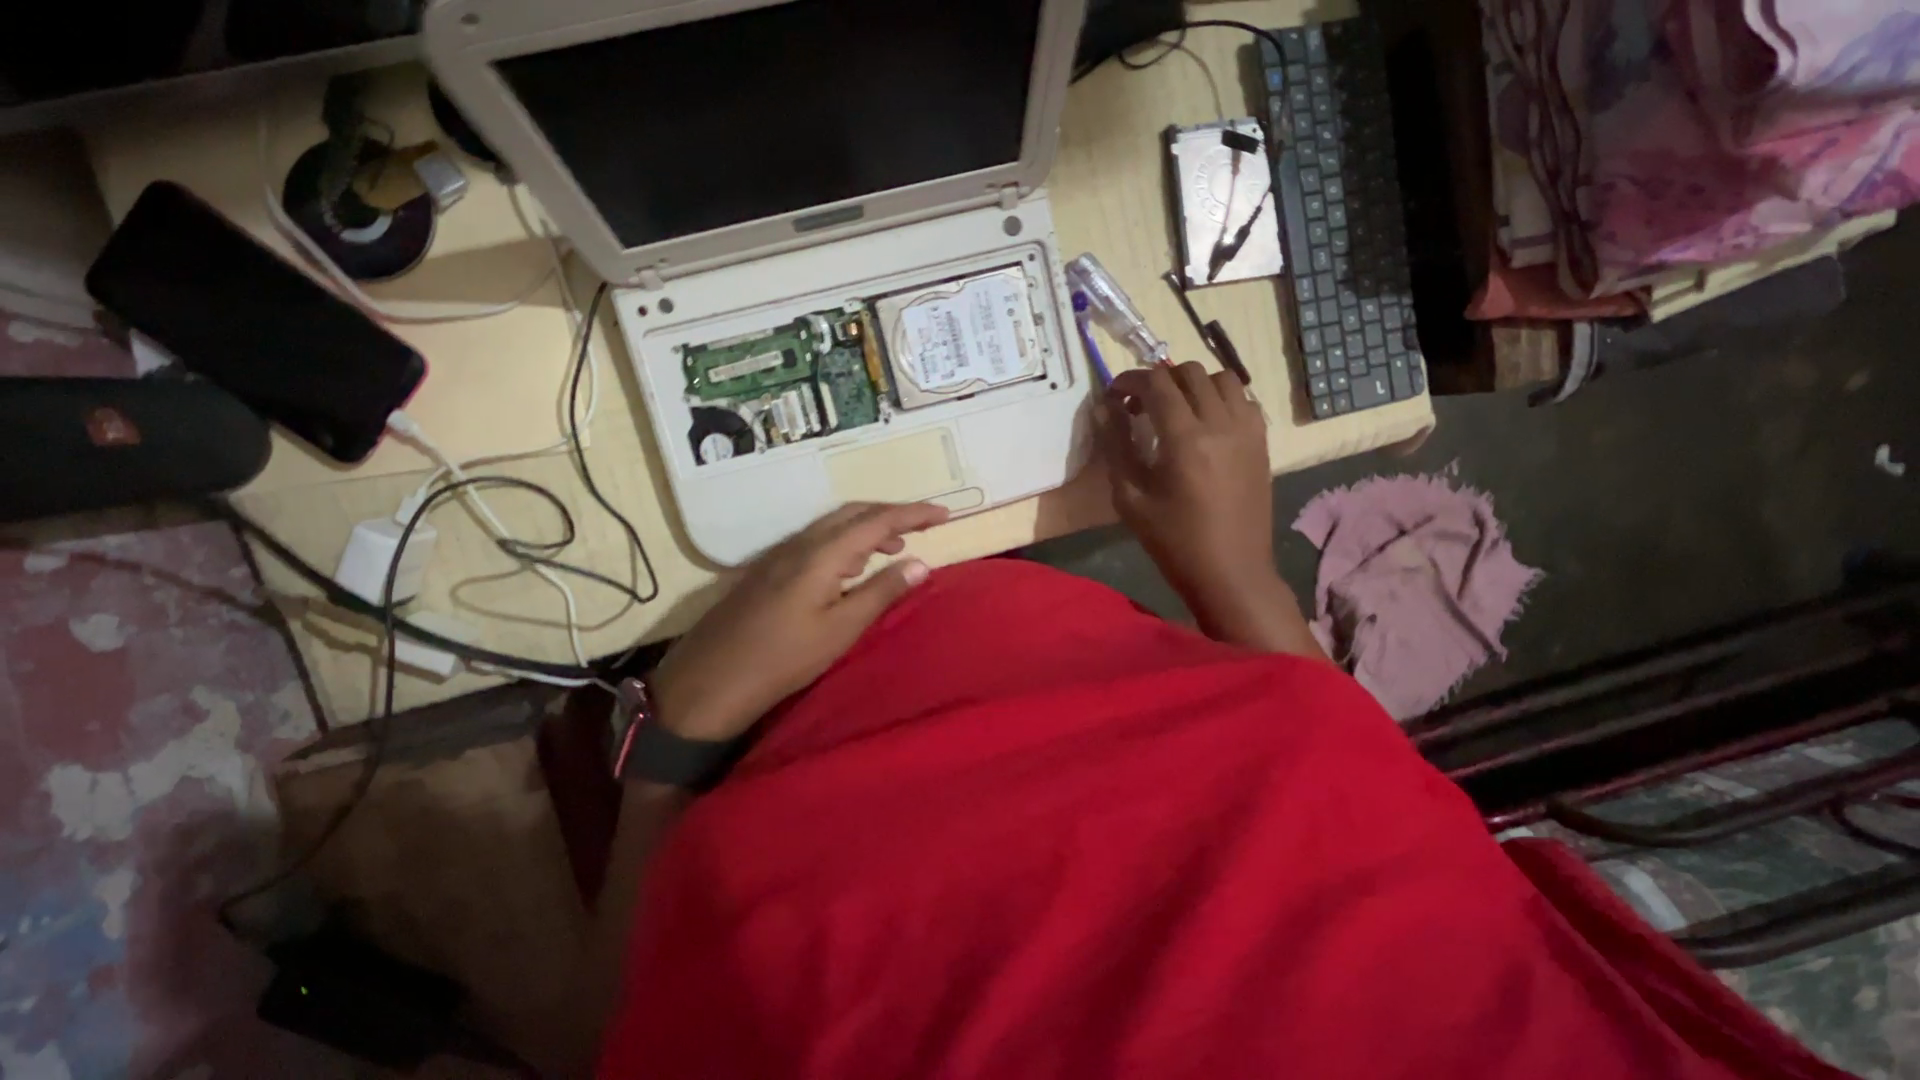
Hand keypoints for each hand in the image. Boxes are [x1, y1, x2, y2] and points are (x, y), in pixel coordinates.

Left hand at [647, 502, 949, 740]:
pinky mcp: (766, 571)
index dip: (913, 513)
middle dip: (890, 514)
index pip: (876, 519)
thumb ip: (881, 593)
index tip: (944, 515)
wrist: (710, 680)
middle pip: (851, 513)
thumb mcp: (840, 630)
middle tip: (922, 528)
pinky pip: (814, 541)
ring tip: (894, 548)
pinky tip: (849, 568)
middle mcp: (799, 543)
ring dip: (866, 528)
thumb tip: (921, 563)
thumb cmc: (782, 659)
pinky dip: (843, 543)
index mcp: (821, 554)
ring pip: (831, 526)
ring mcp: (778, 555)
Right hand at [1097, 363, 1320, 657]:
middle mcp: (1221, 424)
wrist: (1231, 572)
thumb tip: (1103, 408)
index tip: (1114, 396)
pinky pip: (1244, 400)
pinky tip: (1206, 424)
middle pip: (1189, 372)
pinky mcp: (1262, 442)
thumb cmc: (1174, 542)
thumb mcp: (1131, 499)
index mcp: (1185, 439)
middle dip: (1159, 379)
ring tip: (1176, 410)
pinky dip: (1221, 398)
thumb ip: (1116, 447)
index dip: (1129, 380)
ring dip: (1193, 384)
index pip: (1156, 383)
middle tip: (1140, 406)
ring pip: (1221, 378)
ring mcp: (1247, 430)